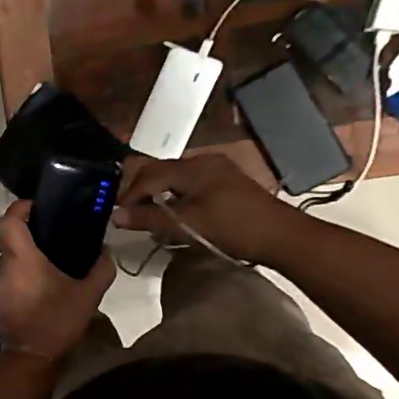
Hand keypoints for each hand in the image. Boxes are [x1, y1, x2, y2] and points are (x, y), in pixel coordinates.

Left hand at [0, 200, 115, 362]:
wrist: (32, 356)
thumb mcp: (89, 295)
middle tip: (50, 230)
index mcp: (23, 259)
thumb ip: (101, 268)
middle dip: (26, 229)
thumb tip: (105, 249)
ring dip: (23, 252)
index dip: (21, 207)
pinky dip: (20, 269)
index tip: (37, 205)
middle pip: (8, 236)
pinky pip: (7, 272)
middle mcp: (4, 266)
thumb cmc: (59, 321)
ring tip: (47, 256)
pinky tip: (38, 279)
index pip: (10, 220)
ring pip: (7, 255)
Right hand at [111, 154, 305, 264]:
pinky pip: (189, 183)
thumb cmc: (233, 228)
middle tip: (128, 213)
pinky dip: (174, 196)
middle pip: (160, 171)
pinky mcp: (226, 182)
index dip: (129, 195)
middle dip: (141, 191)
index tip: (117, 214)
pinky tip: (173, 212)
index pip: (149, 175)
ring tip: (147, 215)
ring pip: (174, 177)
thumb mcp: (186, 225)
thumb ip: (149, 219)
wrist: (282, 237)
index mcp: (193, 167)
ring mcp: (217, 170)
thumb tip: (116, 216)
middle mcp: (203, 161)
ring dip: (157, 194)